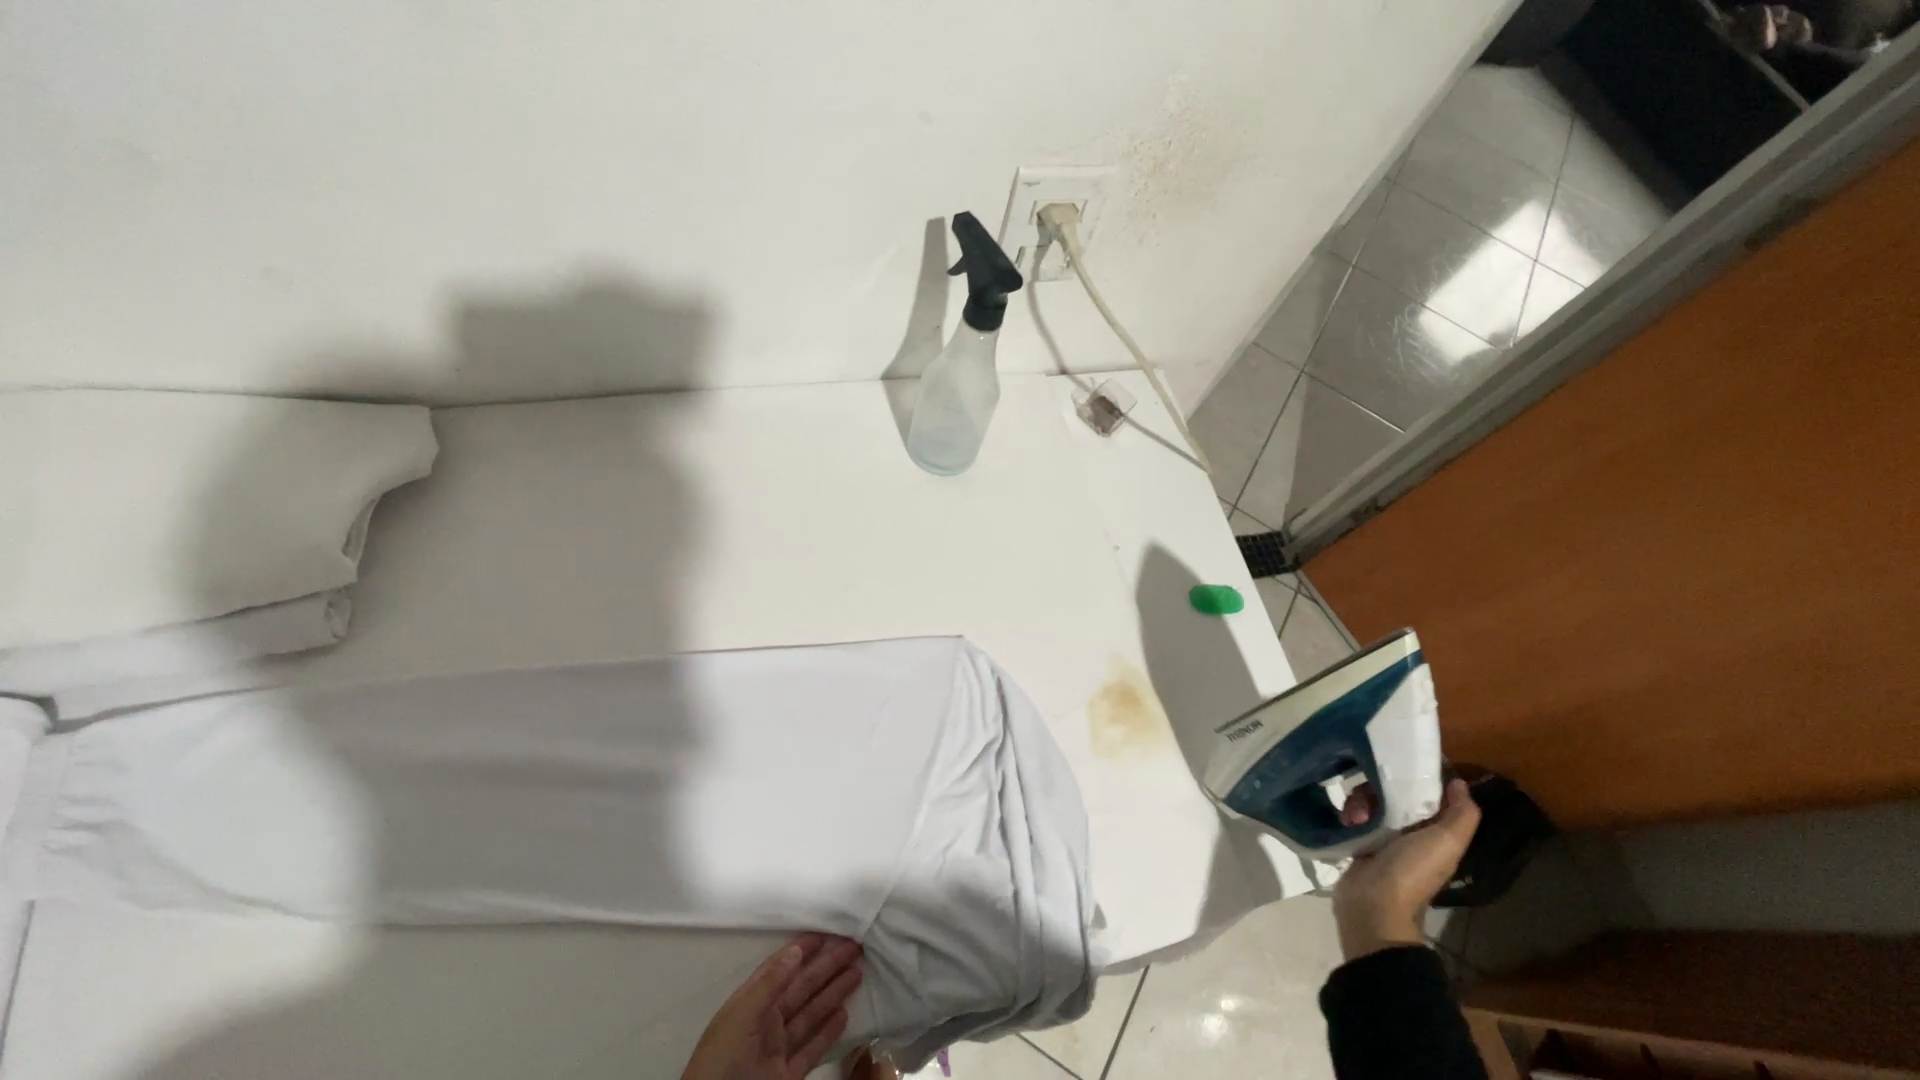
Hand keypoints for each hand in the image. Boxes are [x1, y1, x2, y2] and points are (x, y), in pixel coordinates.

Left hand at [680, 933, 863, 1079]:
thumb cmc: (721, 1062)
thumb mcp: (741, 1018)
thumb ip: (769, 985)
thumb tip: (795, 950)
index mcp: (750, 1005)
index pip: (779, 969)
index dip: (802, 950)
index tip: (828, 932)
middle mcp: (765, 1023)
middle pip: (801, 988)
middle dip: (826, 967)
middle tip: (855, 947)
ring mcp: (777, 1050)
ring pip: (811, 1015)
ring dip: (833, 994)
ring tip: (858, 973)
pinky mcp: (788, 1075)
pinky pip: (812, 1049)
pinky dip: (829, 1033)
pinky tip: (845, 1015)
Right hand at [1330, 778, 1479, 959]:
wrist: (1373, 904)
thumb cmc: (1412, 870)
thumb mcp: (1447, 842)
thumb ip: (1462, 814)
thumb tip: (1459, 784)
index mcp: (1437, 832)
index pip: (1430, 795)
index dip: (1419, 779)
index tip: (1403, 767)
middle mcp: (1413, 832)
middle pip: (1396, 794)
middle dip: (1382, 790)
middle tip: (1373, 795)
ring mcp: (1385, 837)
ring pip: (1372, 801)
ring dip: (1362, 802)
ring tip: (1357, 817)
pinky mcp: (1361, 841)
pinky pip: (1355, 815)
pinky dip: (1350, 814)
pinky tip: (1349, 822)